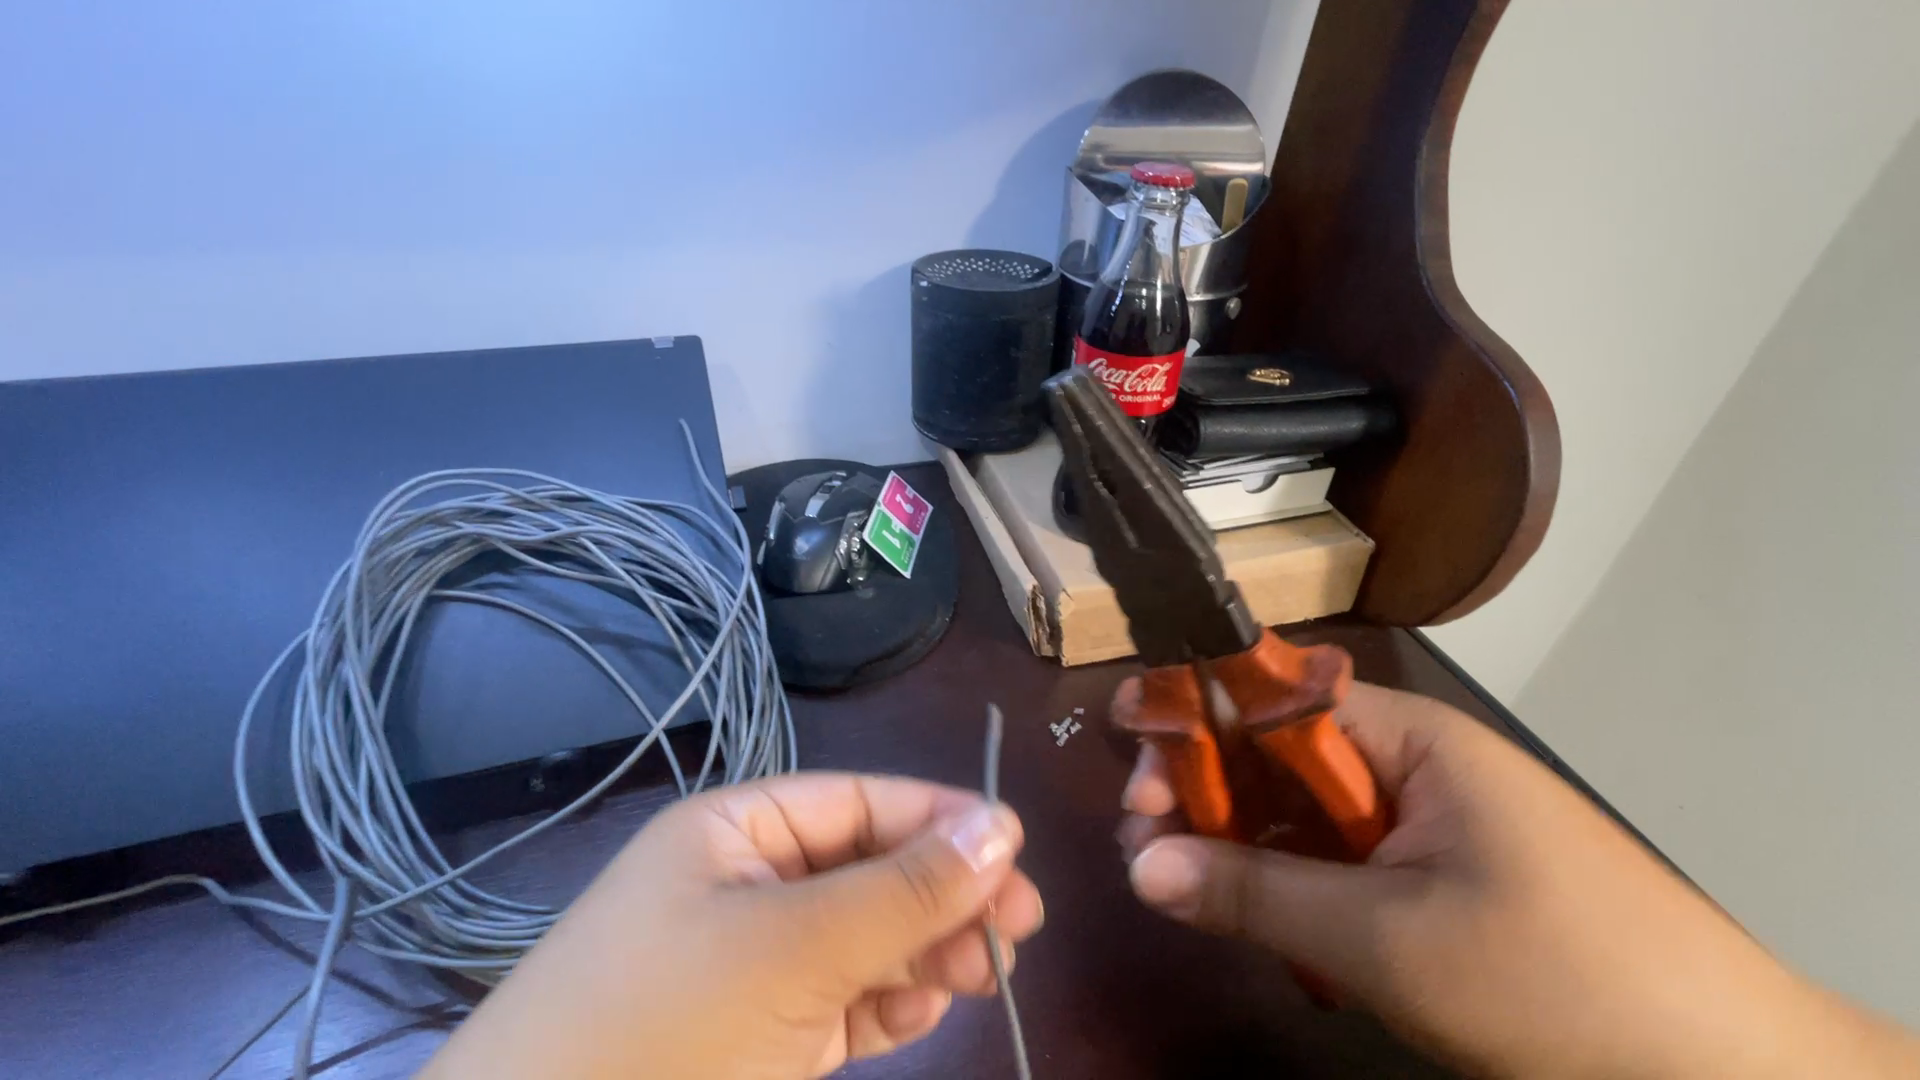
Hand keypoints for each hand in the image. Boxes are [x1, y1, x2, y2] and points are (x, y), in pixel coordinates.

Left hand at [424, 772, 1038, 1079]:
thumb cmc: (664, 1029)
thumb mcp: (792, 950)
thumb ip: (901, 892)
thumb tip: (1000, 828)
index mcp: (734, 832)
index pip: (857, 802)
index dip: (937, 819)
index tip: (1014, 848)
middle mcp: (742, 885)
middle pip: (866, 870)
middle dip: (940, 895)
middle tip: (1018, 929)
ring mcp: (747, 963)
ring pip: (860, 937)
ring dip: (922, 951)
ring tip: (982, 973)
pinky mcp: (753, 1034)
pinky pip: (839, 999)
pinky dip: (885, 1002)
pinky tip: (922, 1010)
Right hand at [1117, 679, 1919, 1078]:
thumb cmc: (1558, 982)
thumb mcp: (1388, 942)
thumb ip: (1255, 895)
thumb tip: (1139, 868)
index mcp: (1407, 737)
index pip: (1274, 697)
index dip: (1195, 719)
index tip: (1131, 762)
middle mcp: (1408, 761)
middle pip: (1275, 750)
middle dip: (1199, 786)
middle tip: (1137, 837)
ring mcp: (1420, 819)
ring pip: (1297, 807)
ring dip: (1230, 837)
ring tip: (1170, 876)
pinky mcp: (1430, 873)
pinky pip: (1330, 854)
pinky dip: (1280, 877)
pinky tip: (1243, 910)